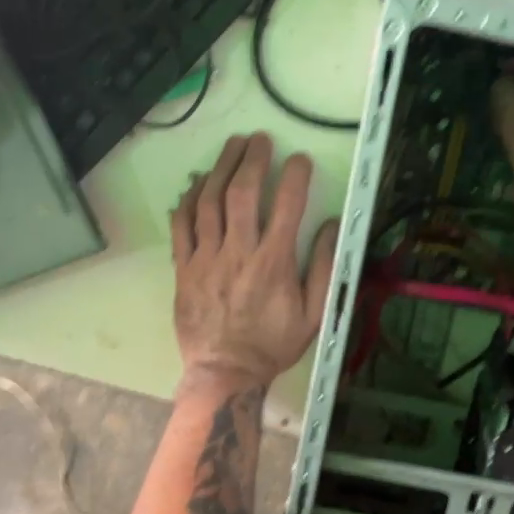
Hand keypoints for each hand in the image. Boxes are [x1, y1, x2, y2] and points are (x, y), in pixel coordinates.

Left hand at [172, 134, 338, 393]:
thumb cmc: (272, 346)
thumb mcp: (312, 315)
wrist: (224, 373)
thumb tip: (330, 227)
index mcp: (273, 263)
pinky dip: (189, 200)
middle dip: (253, 160)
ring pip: (210, 201)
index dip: (295, 176)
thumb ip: (322, 269)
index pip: (287, 206)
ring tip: (232, 148)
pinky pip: (182, 225)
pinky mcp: (184, 268)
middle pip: (242, 193)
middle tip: (260, 140)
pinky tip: (197, 184)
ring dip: (221, 169)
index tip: (301, 160)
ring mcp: (207, 258)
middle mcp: (238, 252)